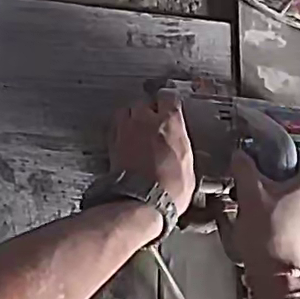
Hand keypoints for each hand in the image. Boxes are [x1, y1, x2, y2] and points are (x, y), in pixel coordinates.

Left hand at [110, 89, 194, 214]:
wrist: (141, 202)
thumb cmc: (167, 188)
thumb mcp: (188, 166)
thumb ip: (181, 149)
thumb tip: (180, 152)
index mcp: (170, 122)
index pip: (168, 97)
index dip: (168, 102)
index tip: (169, 106)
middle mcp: (145, 121)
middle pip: (143, 102)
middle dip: (147, 111)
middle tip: (153, 123)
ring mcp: (125, 131)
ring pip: (125, 111)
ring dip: (130, 117)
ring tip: (136, 128)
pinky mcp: (111, 144)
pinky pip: (114, 127)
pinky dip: (119, 131)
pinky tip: (124, 140)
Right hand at [228, 150, 299, 272]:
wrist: (273, 272)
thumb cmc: (267, 233)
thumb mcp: (249, 192)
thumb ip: (244, 166)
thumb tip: (240, 154)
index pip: (290, 154)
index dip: (266, 155)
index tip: (250, 160)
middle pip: (287, 174)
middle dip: (264, 177)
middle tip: (245, 183)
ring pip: (285, 191)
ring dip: (266, 193)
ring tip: (248, 200)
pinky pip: (287, 208)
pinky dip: (272, 207)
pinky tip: (257, 215)